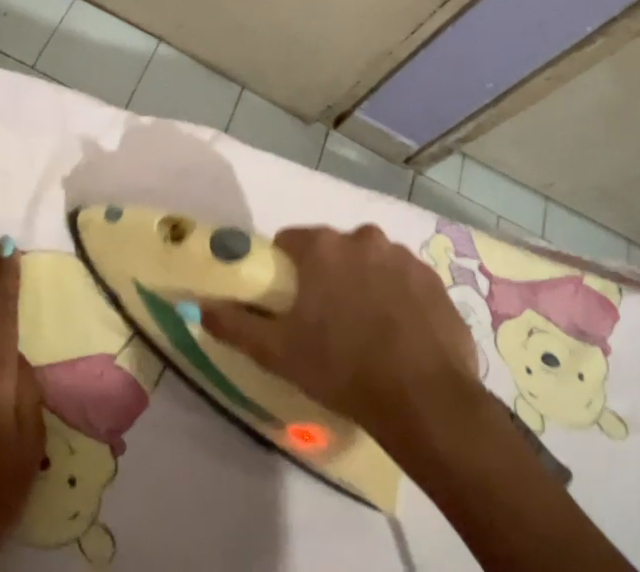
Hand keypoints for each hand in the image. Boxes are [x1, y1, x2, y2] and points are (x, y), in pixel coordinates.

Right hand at [203, 225, 482, 443]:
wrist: (425, 400)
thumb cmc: (341, 368)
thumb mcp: (277, 352)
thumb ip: (234, 324)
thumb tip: (202, 307)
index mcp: (323, 248)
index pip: (289, 241)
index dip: (282, 269)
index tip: (284, 301)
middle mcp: (365, 239)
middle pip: (333, 250)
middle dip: (325, 276)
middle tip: (321, 321)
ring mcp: (406, 258)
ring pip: (370, 264)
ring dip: (362, 285)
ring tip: (362, 332)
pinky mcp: (437, 282)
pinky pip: (404, 282)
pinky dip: (396, 299)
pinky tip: (396, 337)